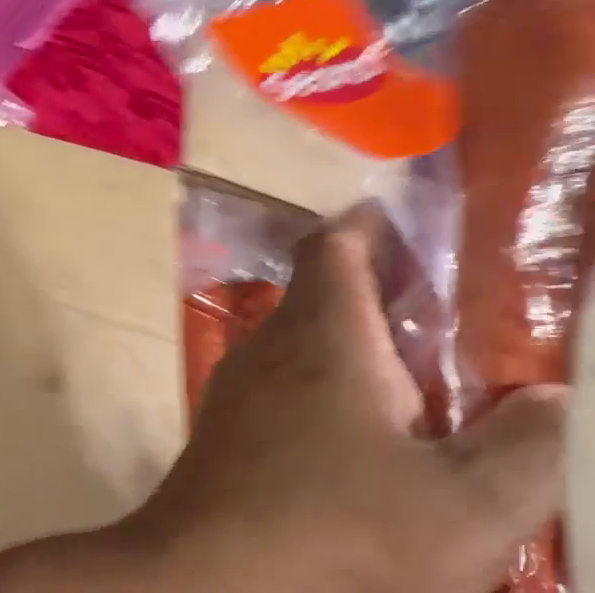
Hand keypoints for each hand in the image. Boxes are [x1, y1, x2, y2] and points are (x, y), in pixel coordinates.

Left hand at [130, 204, 567, 592]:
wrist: (213, 566)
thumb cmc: (341, 528)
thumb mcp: (469, 501)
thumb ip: (531, 445)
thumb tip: (561, 392)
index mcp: (324, 340)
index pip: (332, 251)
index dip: (365, 226)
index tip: (400, 214)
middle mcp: (272, 346)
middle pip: (316, 289)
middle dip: (373, 281)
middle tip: (443, 292)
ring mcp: (242, 384)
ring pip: (300, 335)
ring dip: (353, 332)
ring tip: (423, 357)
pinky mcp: (233, 424)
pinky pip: (288, 376)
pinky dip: (332, 374)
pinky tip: (372, 421)